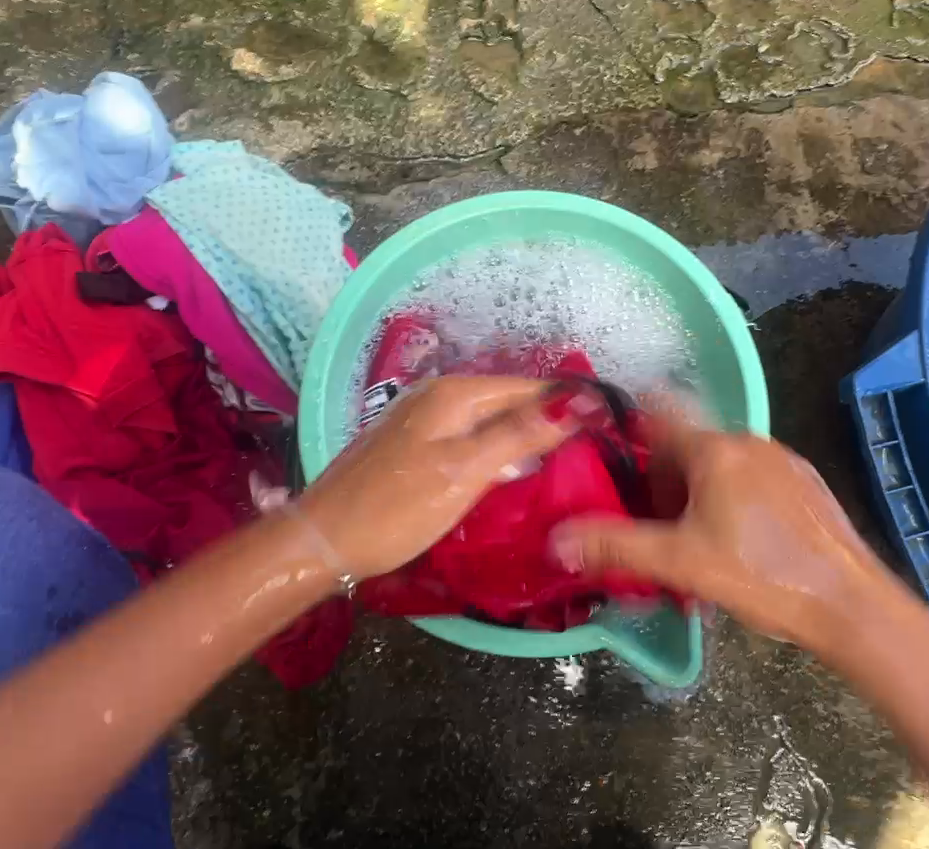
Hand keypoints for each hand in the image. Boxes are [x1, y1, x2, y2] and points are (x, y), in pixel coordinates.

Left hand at [299, 376, 601, 578]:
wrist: (323, 539)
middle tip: (590, 449)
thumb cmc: (397, 508)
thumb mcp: (465, 472)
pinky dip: (496, 448)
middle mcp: (439, 395)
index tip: (605, 426)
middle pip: (509, 401)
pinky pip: (470, 436)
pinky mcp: (415, 444)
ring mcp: (424, 419)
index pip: (527, 388)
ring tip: (562, 461)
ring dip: (523, 435)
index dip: (566, 404)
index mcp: (455, 394)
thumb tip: (576, 404)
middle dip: (547, 420)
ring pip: (490, 420)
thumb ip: (520, 436)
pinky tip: (511, 470)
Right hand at [549, 402, 893, 647]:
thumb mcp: (680, 564)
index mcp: (715, 448)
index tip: (615, 455)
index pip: (660, 409)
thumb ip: (616, 547)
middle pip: (688, 441)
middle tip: (654, 524)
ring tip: (694, 541)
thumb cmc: (761, 575)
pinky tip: (740, 544)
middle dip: (663, 477)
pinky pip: (752, 476)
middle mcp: (748, 440)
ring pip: (721, 461)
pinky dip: (732, 497)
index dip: (632, 424)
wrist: (850, 604)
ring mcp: (782, 459)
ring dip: (697, 490)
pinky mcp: (806, 482)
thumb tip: (557, 539)